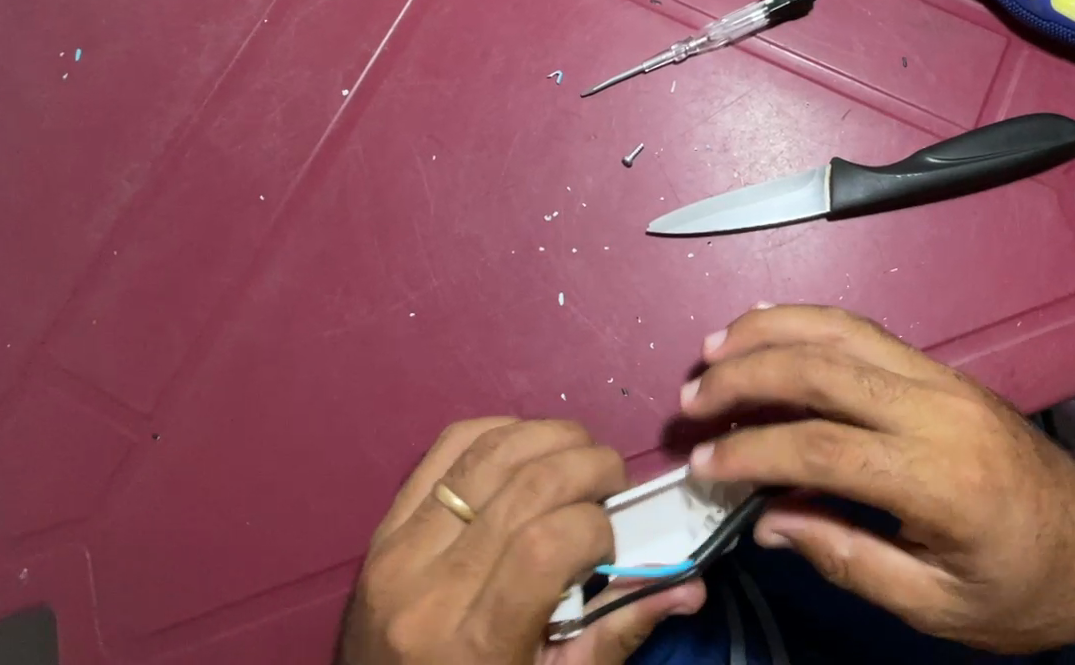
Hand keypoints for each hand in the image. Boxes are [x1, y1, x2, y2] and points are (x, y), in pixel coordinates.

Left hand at [338, 417, 705, 664]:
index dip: (596, 526)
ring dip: (551, 436)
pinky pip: (448, 446)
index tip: (609, 542)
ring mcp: (397, 548)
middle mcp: (428, 587)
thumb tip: (691, 582)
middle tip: (612, 484)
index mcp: (473, 646)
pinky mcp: (383, 524)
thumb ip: (617, 634)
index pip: (548, 544)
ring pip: (490, 450)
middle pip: (526, 485)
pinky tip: (529, 448)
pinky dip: (500, 431)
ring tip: (580, 458)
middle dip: (589, 466)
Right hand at [678, 304, 1074, 652]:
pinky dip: (806, 322)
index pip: (821, 448)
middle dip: (744, 376)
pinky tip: (768, 325)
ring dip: (769, 332)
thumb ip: (848, 559)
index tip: (703, 463)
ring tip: (714, 348)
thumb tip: (767, 520)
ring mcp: (939, 377)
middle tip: (691, 397)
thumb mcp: (940, 607)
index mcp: (940, 478)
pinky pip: (861, 330)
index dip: (752, 452)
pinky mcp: (939, 368)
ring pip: (839, 330)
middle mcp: (935, 408)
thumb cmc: (1029, 589)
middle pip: (821, 369)